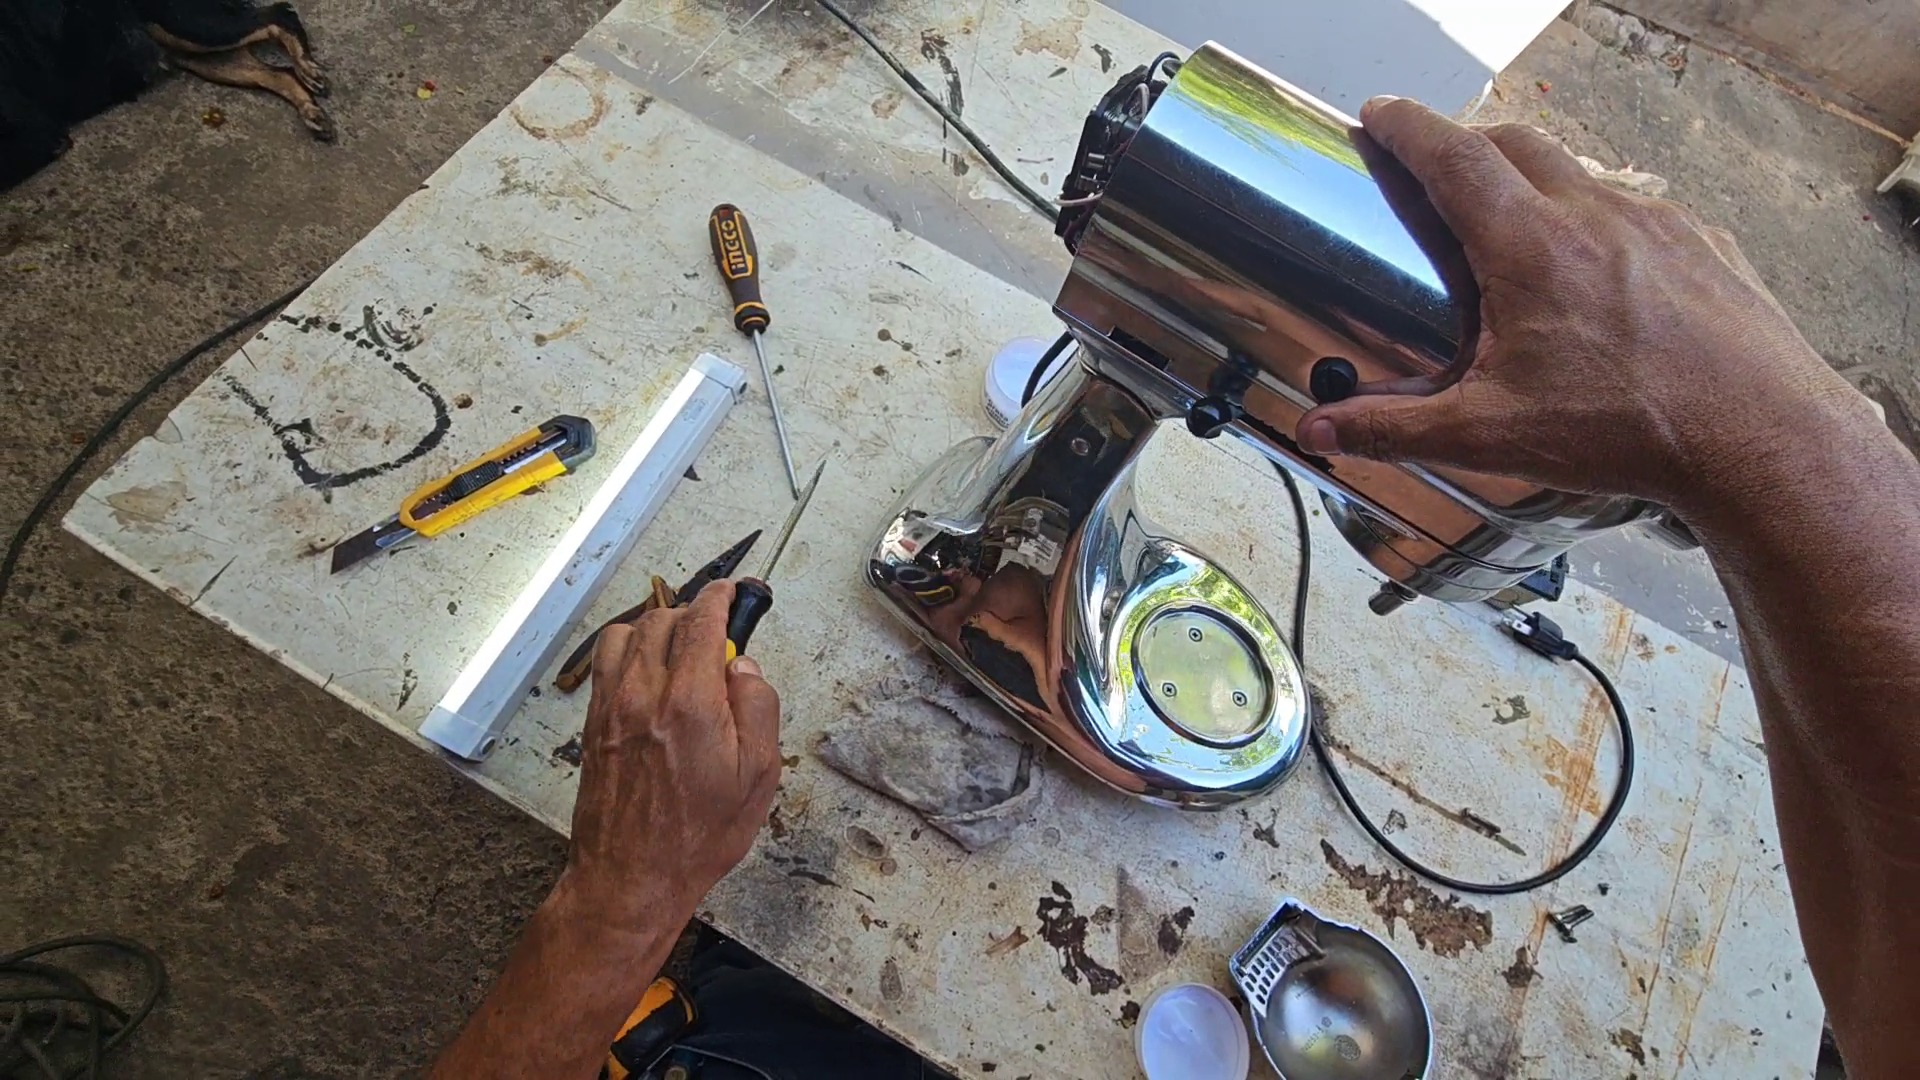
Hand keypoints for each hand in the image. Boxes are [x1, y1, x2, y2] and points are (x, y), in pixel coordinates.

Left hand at [559, 581, 781, 928]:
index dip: (719, 596)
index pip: (701, 622)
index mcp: (690, 703)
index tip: (731, 589)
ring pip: (627, 633)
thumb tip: (742, 666)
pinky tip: (652, 675)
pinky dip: (630, 650)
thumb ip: (759, 704)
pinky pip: (606, 661)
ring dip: (658, 628)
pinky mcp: (594, 723)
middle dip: (694, 613)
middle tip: (718, 635)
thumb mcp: (760, 773)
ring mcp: (611, 707)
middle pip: (662, 618)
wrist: (632, 879)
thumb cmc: (700, 832)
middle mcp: (644, 694)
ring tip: (683, 653)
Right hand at [1297, 97, 1868, 512]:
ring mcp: (1656, 226)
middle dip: (1457, 141)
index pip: (1459, 162)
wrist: (1759, 440)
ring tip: (1486, 216)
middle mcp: (1597, 219)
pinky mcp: (1695, 246)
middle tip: (1422, 160)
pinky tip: (1565, 260)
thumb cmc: (1623, 428)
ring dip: (1516, 175)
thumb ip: (1387, 428)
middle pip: (1514, 146)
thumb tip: (1318, 427)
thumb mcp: (1479, 434)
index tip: (1381, 113)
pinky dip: (1574, 209)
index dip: (1410, 130)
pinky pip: (1621, 204)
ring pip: (1571, 170)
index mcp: (1534, 252)